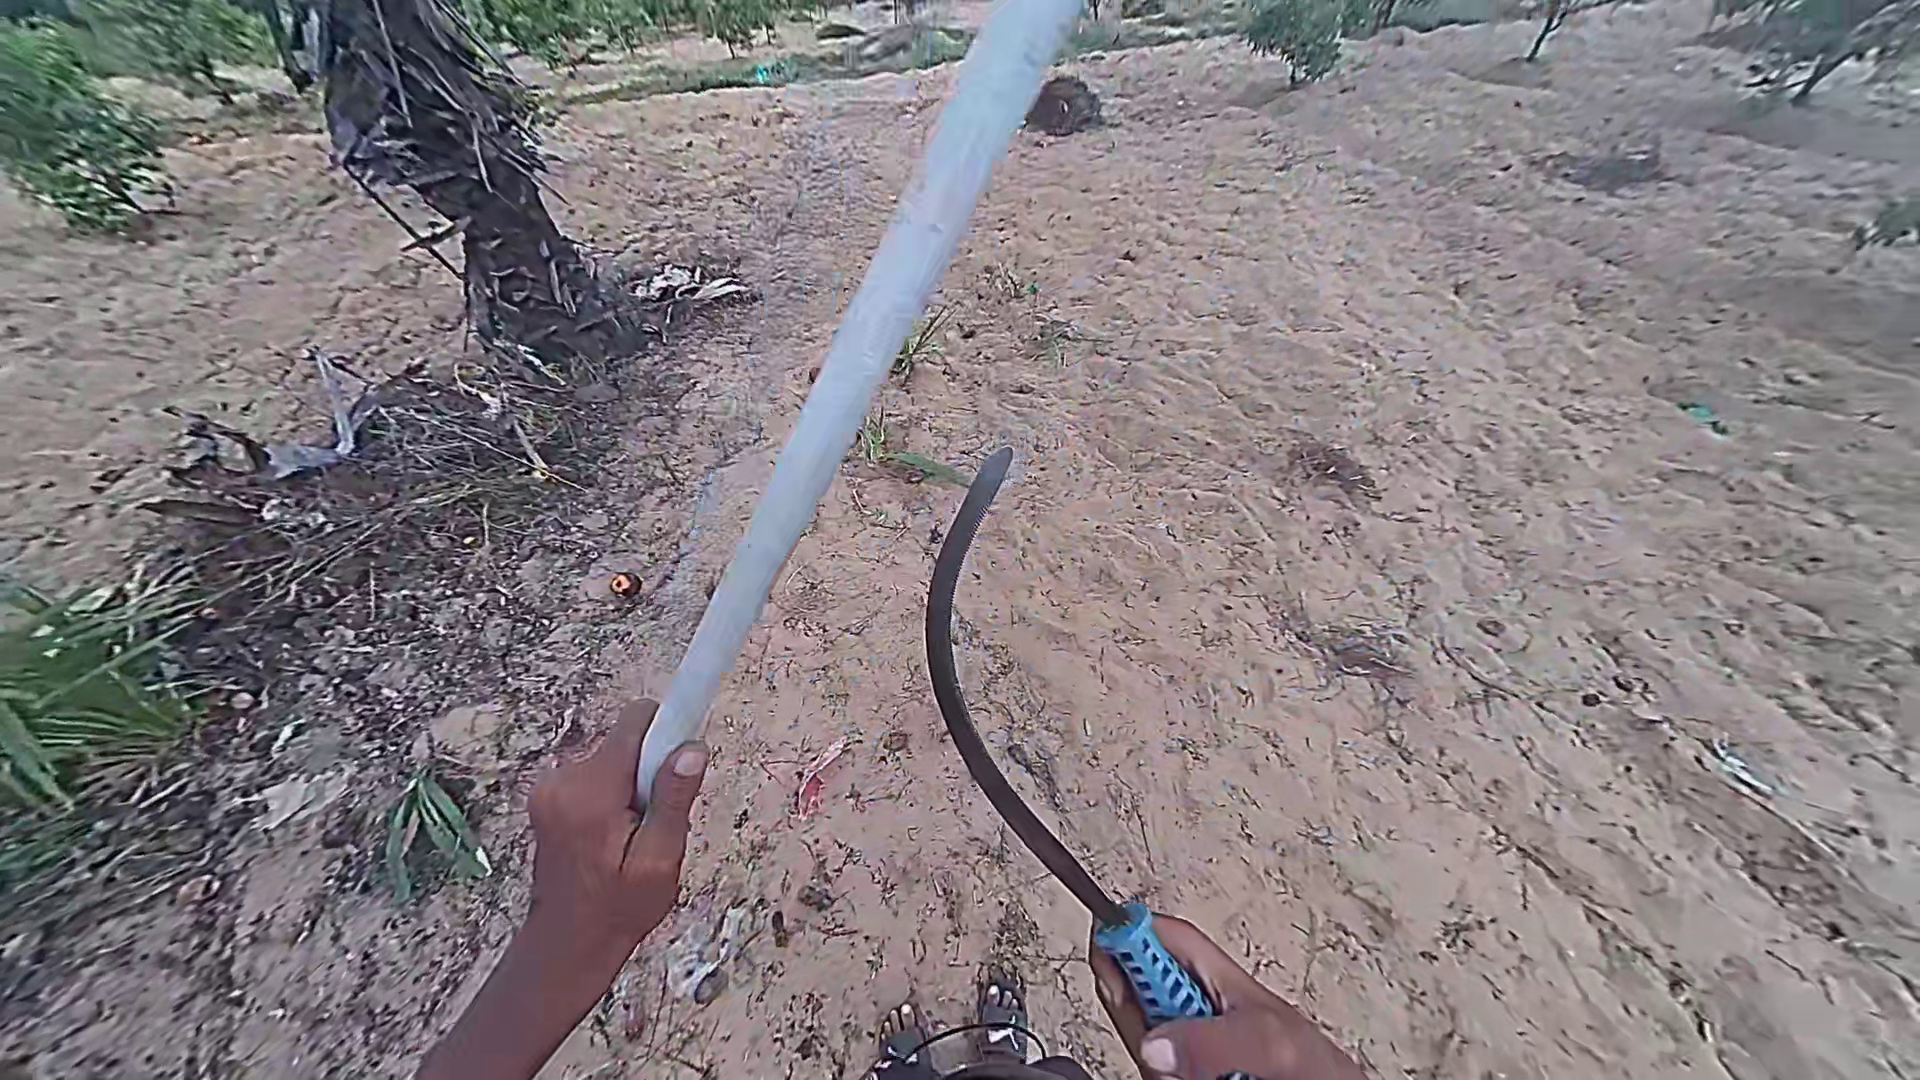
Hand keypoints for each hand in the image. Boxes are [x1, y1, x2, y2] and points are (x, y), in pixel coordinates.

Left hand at [417, 700, 707, 1079]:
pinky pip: (603, 770)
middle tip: (659, 816)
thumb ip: (674, 799)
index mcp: (589, 792)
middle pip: (631, 738)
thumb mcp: (660, 859)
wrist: (563, 951)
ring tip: (637, 830)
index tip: (690, 743)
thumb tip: (692, 746)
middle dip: (654, 765)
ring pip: (619, 753)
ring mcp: (550, 786)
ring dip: (638, 780)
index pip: (637, 721)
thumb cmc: (619, 910)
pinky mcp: (550, 794)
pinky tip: (618, 830)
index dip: (670, 726)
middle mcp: (562, 779)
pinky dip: (620, 789)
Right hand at [1089, 914, 1366, 1079]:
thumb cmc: (1312, 1062)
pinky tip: (1193, 1077)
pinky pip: (1149, 1061)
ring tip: (1196, 1070)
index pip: (1144, 927)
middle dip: (1131, 1007)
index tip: (1105, 957)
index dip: (1118, 935)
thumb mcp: (1267, 1040)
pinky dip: (1159, 1070)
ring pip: (1134, 1027)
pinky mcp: (1179, 1062)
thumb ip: (1210, 1036)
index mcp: (1200, 961)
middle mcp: (1183, 989)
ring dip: (1151, 1048)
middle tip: (1160, 1041)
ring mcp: (1179, 1027)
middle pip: (1127, 980)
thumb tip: (1153, 1043)